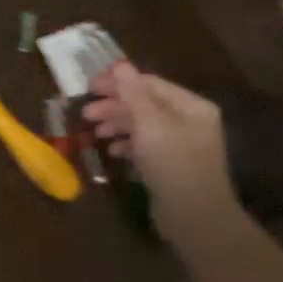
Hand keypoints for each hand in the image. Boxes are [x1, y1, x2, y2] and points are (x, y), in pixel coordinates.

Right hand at [83, 62, 237, 238]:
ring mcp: (182, 144)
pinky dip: (127, 145)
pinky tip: (113, 151)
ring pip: (143, 125)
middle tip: (86, 114)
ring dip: (117, 125)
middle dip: (114, 106)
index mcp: (191, 107)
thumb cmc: (173, 164)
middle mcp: (189, 121)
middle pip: (145, 104)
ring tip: (95, 133)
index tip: (89, 86)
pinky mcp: (172, 165)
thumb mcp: (150, 124)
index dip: (118, 83)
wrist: (196, 217)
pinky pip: (146, 146)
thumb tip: (119, 64)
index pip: (149, 84)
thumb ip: (132, 93)